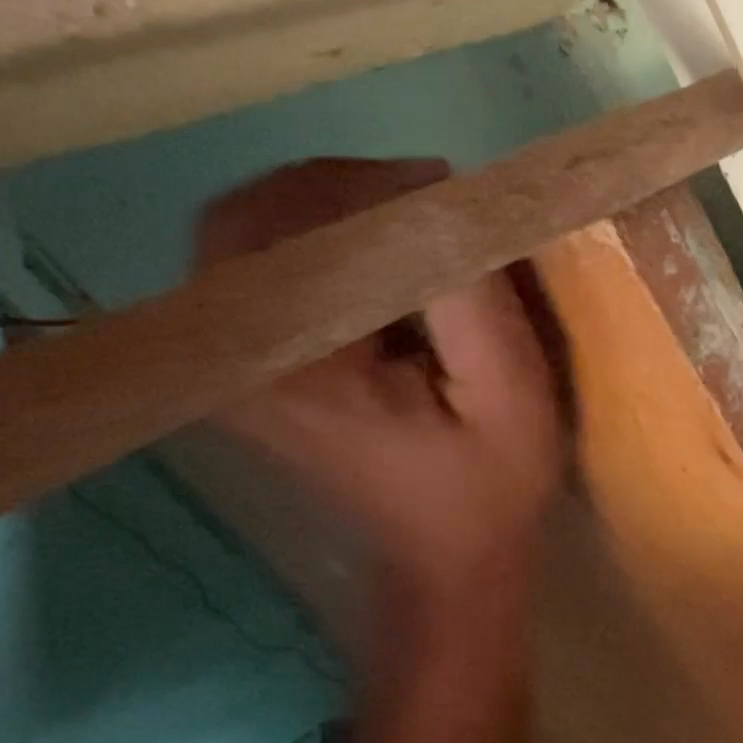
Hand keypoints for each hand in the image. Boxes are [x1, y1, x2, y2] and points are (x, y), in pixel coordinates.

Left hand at [199, 158, 564, 594]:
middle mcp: (233, 357)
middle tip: (430, 194)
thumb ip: (470, 291)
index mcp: (290, 362)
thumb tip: (447, 199)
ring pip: (248, 239)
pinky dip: (320, 243)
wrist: (453, 556)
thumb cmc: (492, 482)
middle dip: (340, 189)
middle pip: (245, 220)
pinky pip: (263, 272)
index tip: (449, 188)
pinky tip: (387, 257)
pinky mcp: (251, 371)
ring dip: (329, 210)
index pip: (288, 226)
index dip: (364, 187)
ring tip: (416, 218)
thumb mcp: (509, 386)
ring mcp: (232, 366)